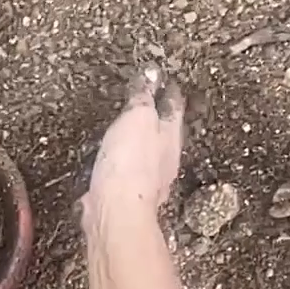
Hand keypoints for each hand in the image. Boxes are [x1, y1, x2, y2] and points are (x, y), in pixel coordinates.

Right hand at [83, 67, 184, 226]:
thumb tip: (151, 77)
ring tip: (133, 130)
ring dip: (143, 141)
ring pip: (149, 153)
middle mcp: (164, 160)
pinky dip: (125, 163)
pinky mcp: (127, 195)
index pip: (173, 107)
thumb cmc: (129, 164)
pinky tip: (116, 162)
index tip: (165, 80)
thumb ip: (143, 98)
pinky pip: (128, 171)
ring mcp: (148, 180)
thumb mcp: (137, 118)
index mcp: (169, 137)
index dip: (168, 91)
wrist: (115, 211)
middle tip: (154, 103)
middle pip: (164, 132)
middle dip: (159, 117)